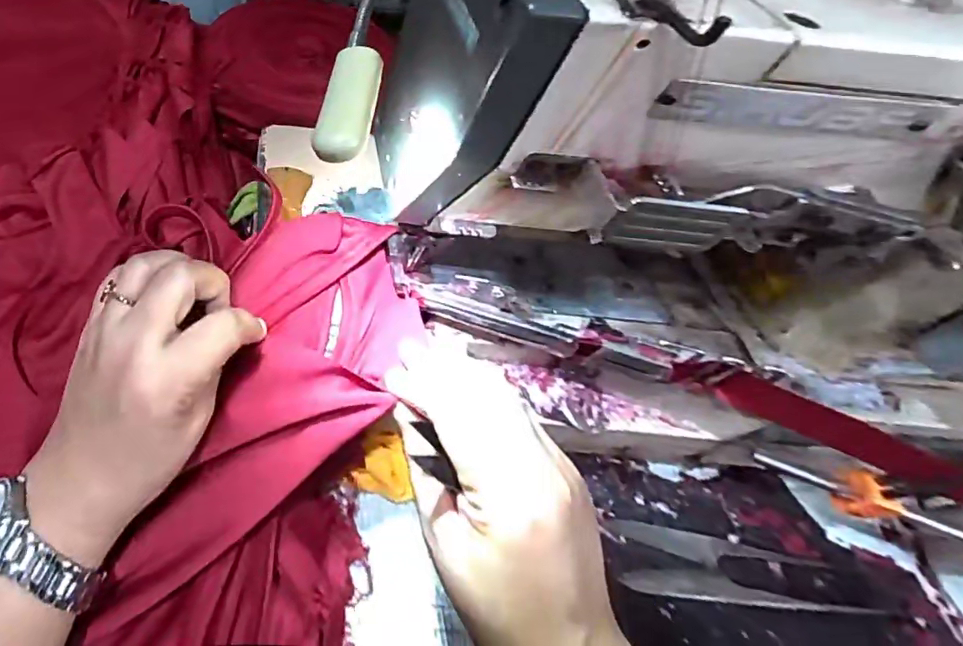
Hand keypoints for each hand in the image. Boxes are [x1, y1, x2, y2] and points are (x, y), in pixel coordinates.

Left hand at [23, 251, 266, 565]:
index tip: (253, 331)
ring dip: (178, 267)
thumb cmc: (148, 461)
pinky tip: (158, 293)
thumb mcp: (200, 416)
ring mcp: (105, 329)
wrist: (77, 481)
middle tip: (217, 308)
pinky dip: (146, 274)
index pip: (222, 323)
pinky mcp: (90, 325)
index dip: (247, 323)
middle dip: (213, 282)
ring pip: (147, 262)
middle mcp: (133, 343)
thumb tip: (238, 327)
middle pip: (183, 275)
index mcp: (166, 377)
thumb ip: (218, 361)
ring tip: (189, 292)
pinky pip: (118, 275)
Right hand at [385, 338, 626, 645]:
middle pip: (488, 396)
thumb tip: (409, 417)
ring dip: (468, 371)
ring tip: (434, 353)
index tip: (392, 370)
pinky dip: (490, 391)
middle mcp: (543, 463)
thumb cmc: (497, 607)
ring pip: (510, 397)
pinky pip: (523, 414)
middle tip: (409, 345)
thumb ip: (426, 475)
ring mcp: (561, 460)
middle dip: (444, 367)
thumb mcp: (446, 548)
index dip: (424, 387)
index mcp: (510, 491)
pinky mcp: (567, 464)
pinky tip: (469, 380)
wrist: (570, 644)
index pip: (460, 416)